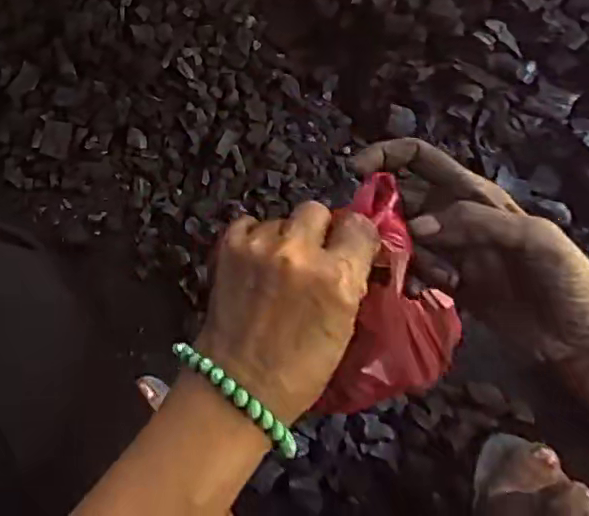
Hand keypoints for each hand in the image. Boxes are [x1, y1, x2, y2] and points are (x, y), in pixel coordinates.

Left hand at [196, 201, 380, 422]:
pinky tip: (255, 261)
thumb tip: (354, 254)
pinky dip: (254, 236)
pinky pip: (249, 222)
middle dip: (318, 228)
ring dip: (284, 236)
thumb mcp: (345, 325)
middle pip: (315, 210)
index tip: (353, 243)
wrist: (242, 378)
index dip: (357, 234)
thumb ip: (349, 281)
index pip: (359, 226)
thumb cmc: (303, 365)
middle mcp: (299, 251)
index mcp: (338, 276)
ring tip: (279, 265)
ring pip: (280, 218)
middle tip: (313, 252)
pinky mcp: (229, 243)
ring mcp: (260, 243)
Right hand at [354, 138, 588, 363]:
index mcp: (470, 193)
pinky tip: (421, 292)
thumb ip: (477, 221)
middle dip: (384, 214)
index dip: (383, 154)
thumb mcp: (538, 240)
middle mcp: (450, 214)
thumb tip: (417, 225)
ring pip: (397, 234)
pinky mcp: (443, 278)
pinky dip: (404, 277)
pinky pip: (406, 267)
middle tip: (388, 239)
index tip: (356, 170)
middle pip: (395, 197)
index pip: (416, 156)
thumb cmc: (573, 283)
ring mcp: (445, 247)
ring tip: (434, 277)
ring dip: (400, 252)